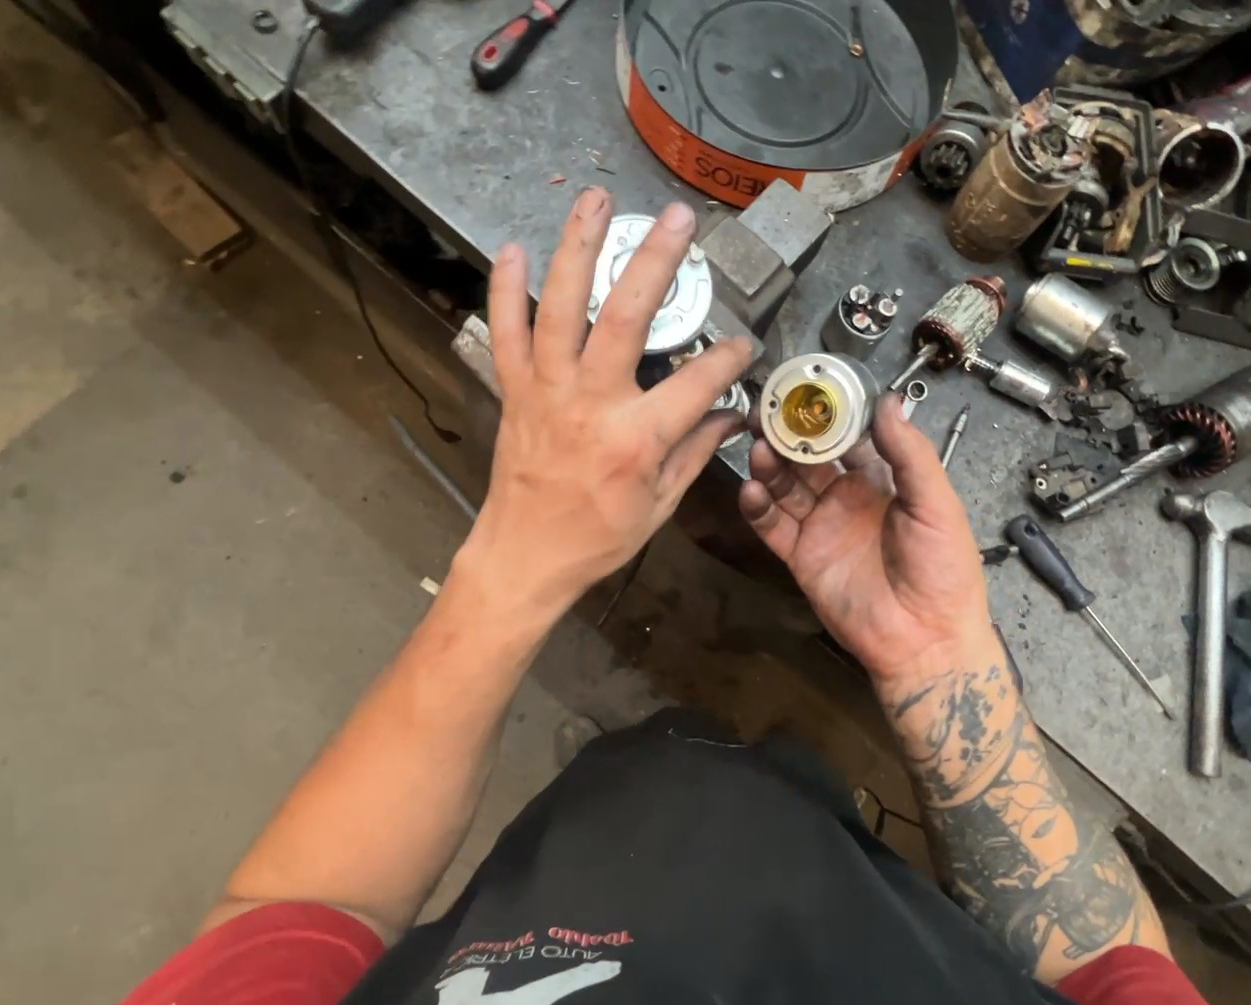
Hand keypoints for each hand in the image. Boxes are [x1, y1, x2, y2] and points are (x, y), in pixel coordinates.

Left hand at [457, 189, 752, 617]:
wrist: (525, 557)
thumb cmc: (597, 538)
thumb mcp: (660, 504)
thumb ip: (695, 453)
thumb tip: (730, 417)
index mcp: (636, 438)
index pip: (697, 383)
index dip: (729, 359)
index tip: (745, 344)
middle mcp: (591, 403)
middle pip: (625, 318)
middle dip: (655, 262)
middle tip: (677, 220)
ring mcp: (547, 391)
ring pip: (561, 308)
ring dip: (579, 249)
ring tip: (596, 200)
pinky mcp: (515, 391)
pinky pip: (506, 333)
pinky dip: (505, 290)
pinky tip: (512, 249)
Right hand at [737, 395, 995, 691]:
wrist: (925, 638)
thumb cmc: (943, 569)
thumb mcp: (936, 504)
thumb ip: (910, 454)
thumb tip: (888, 400)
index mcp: (883, 482)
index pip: (848, 438)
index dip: (827, 416)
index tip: (807, 391)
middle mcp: (847, 498)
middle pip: (809, 459)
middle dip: (788, 436)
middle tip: (766, 413)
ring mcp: (821, 527)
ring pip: (786, 487)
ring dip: (771, 465)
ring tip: (759, 447)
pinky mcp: (801, 557)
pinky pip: (773, 527)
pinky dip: (758, 507)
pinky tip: (751, 489)